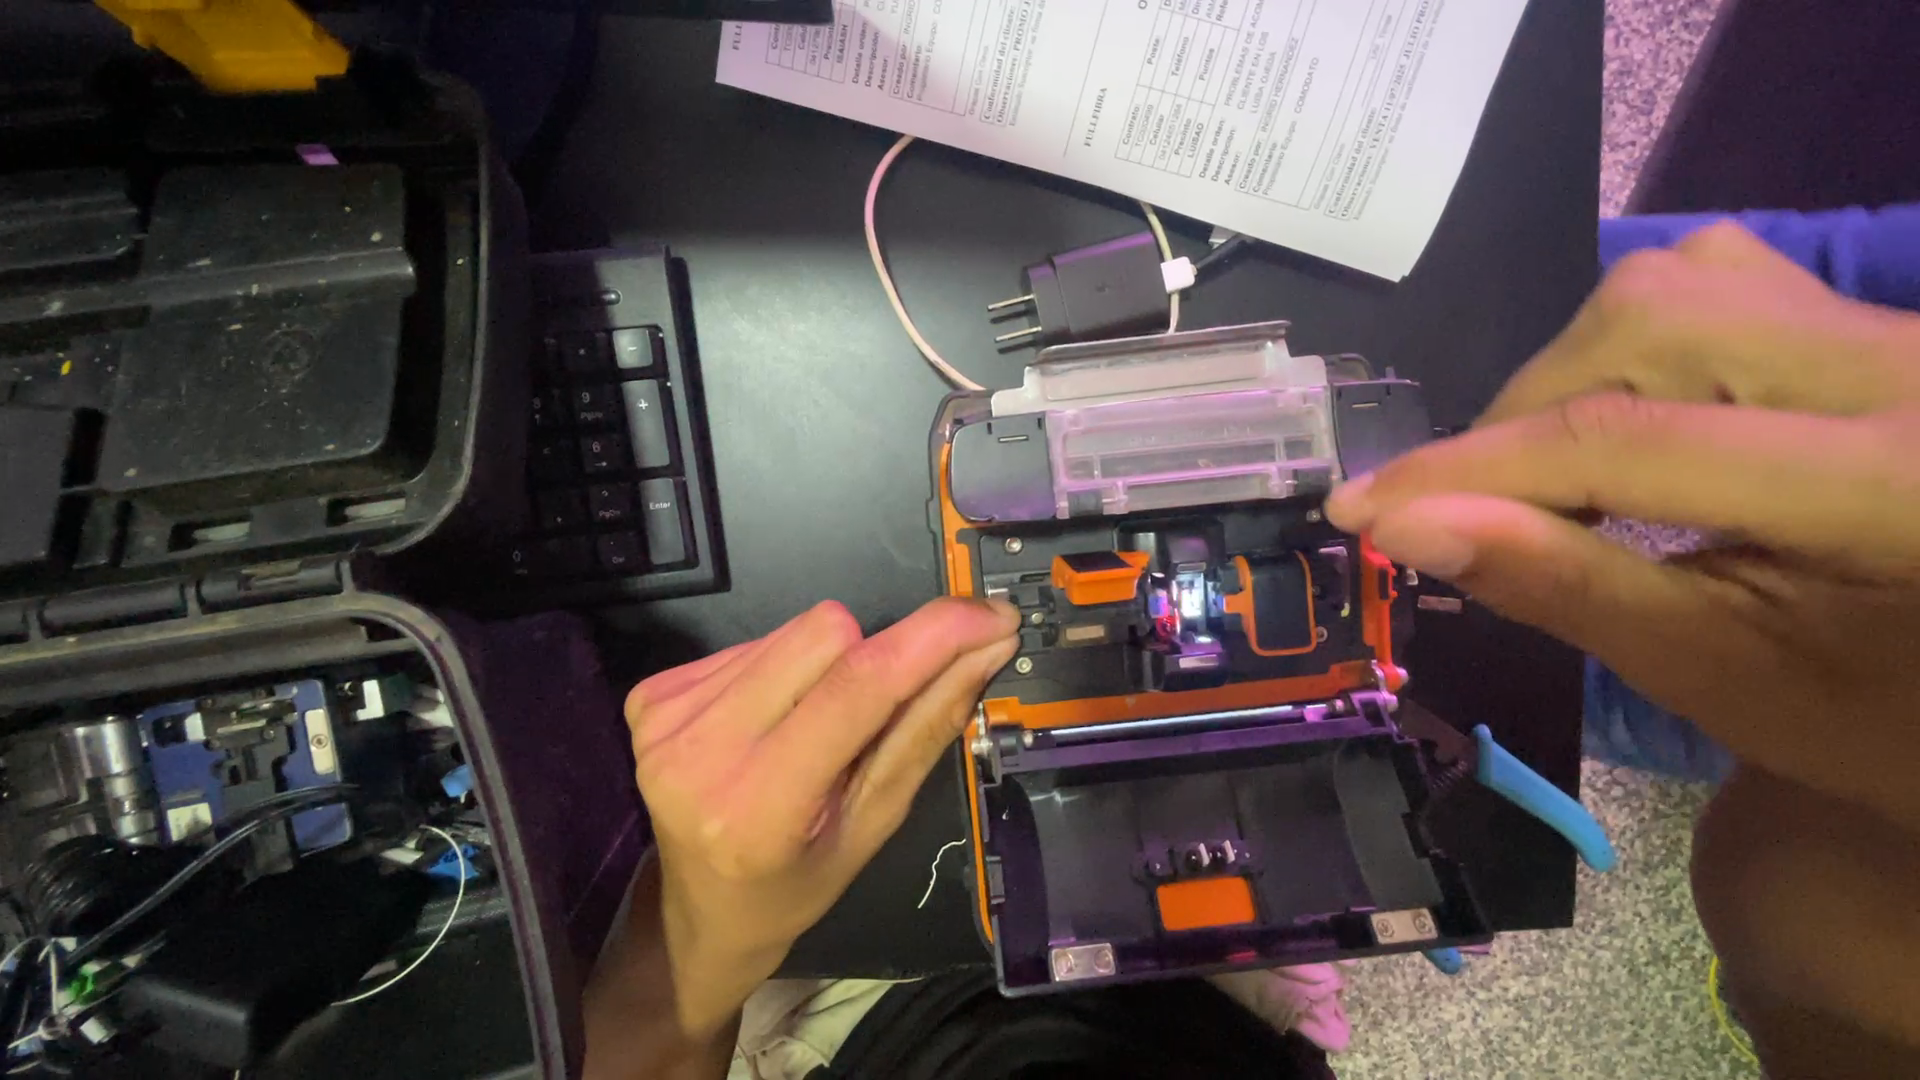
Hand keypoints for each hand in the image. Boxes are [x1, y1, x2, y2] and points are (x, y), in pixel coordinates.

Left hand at [623, 597, 1017, 1038]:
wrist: (697, 909)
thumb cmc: (797, 882)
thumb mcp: (876, 821)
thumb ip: (929, 727)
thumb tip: (984, 648)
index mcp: (761, 804)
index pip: (860, 686)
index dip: (934, 637)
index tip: (990, 615)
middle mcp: (699, 750)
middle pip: (828, 630)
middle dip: (872, 656)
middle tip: (871, 712)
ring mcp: (666, 717)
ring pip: (794, 628)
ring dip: (826, 663)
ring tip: (814, 722)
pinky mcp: (652, 693)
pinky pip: (755, 641)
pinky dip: (785, 671)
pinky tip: (773, 720)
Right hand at [1323, 221, 1919, 1063]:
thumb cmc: (1876, 720)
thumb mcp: (1712, 674)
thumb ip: (1557, 584)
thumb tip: (1397, 525)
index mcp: (1901, 486)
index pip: (1621, 441)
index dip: (1462, 470)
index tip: (1354, 509)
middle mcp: (1915, 372)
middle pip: (1643, 328)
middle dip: (1519, 420)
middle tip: (1482, 509)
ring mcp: (1903, 336)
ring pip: (1673, 287)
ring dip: (1563, 380)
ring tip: (1550, 471)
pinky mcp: (1874, 327)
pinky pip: (1722, 279)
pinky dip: (1623, 345)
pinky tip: (1622, 408)